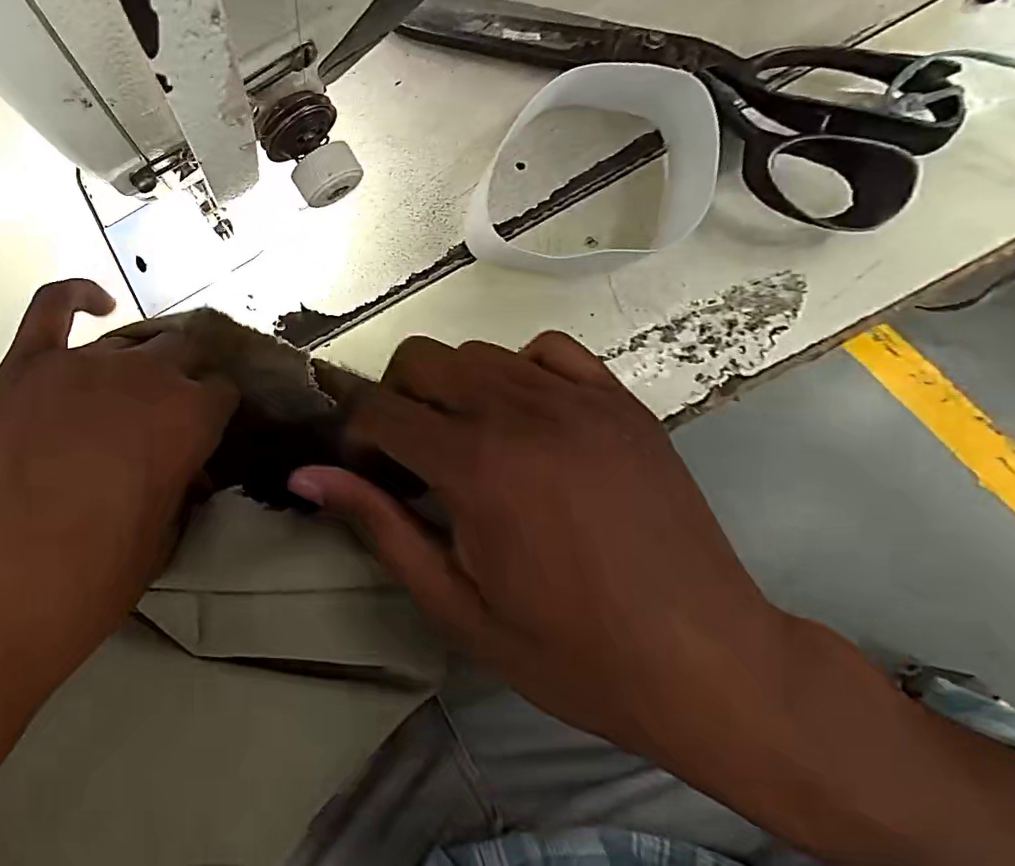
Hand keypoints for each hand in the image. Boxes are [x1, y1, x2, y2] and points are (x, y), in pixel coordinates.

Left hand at [0, 280, 240, 865]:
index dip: (219, 417)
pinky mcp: (25, 365)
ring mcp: (80, 364)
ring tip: (141, 385)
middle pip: (184, 352)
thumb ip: (179, 491)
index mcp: (187, 418)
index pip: (223, 394)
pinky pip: (54, 306)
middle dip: (191, 377)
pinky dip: (78, 295)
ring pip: (131, 338)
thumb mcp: (159, 544)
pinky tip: (97, 305)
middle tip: (178, 412)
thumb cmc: (84, 585)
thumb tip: (184, 470)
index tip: (208, 441)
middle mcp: (144, 376)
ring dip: (145, 358)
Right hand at [291, 335, 1014, 865]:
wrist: (709, 663)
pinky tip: (528, 420)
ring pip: (477, 351)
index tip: (364, 473)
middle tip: (412, 460)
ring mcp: (578, 399)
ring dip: (451, 389)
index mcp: (476, 466)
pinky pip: (548, 349)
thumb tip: (305, 476)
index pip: (378, 409)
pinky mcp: (620, 402)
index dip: (354, 436)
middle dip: (396, 401)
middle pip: (420, 359)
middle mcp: (521, 413)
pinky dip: (519, 371)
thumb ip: (379, 526)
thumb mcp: (456, 605)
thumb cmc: (570, 650)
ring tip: (470, 446)